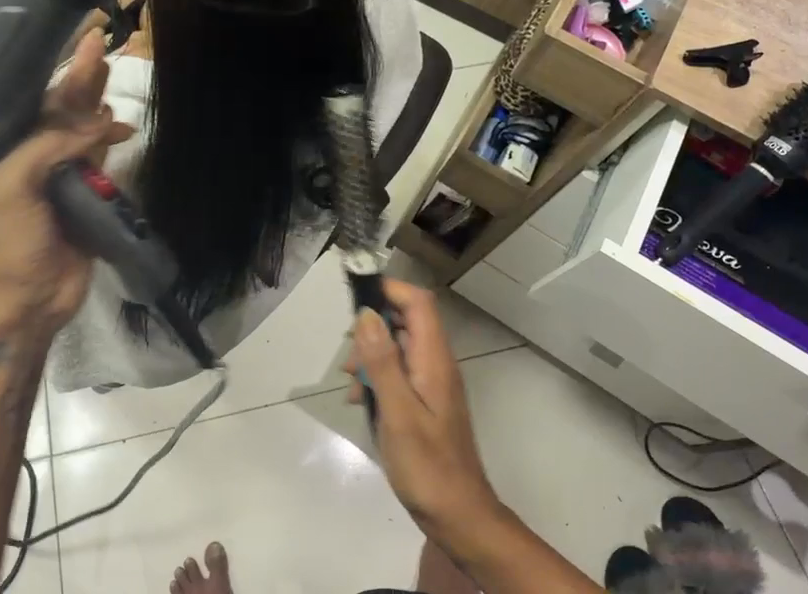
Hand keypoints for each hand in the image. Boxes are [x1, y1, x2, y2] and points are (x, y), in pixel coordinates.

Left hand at [0, 30, 133, 334]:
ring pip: (85, 131)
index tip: (83, 43)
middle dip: (83, 79)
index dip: (62, 74)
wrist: (30, 299)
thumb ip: (48, 147)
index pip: (41, 103)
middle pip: (65, 111)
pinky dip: (111, 141)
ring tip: (113, 72)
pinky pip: (101, 160)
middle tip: (102, 45)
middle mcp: (39, 157)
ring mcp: (65, 177)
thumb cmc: (14, 242)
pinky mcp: (89, 198)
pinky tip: (123, 127)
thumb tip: (97, 122)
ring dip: (98, 104)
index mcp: (14, 151)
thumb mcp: (15, 187)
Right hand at [345, 280, 499, 534]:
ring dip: (370, 357)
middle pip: (404, 321)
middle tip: (348, 360)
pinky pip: (398, 374)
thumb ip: (382, 362)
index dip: (388, 290)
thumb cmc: (427, 466)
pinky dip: (376, 379)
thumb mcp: (398, 413)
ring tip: (352, 388)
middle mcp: (436, 364)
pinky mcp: (425, 403)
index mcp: (434, 360)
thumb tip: (367, 314)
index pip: (418, 302)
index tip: (354, 299)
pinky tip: (361, 404)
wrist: (459, 516)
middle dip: (371, 329)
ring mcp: (432, 384)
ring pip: (397, 348)